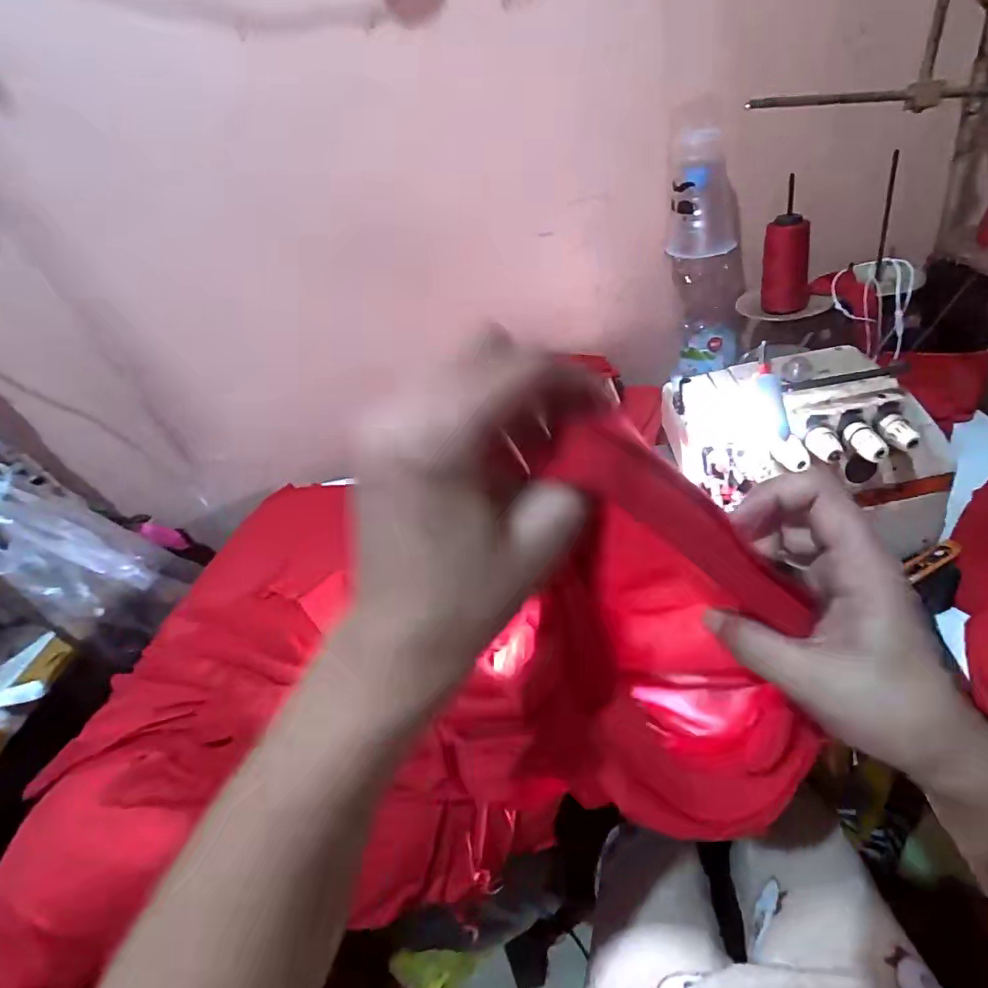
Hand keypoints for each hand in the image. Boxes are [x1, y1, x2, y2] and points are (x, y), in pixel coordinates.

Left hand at [334, 336, 598, 715]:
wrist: (399, 636)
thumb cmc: (472, 597)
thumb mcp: (544, 537)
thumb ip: (576, 470)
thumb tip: (589, 433)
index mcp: (438, 436)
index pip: (518, 369)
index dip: (573, 380)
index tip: (606, 406)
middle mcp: (400, 409)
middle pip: (488, 351)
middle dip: (542, 381)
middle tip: (574, 422)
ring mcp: (383, 416)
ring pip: (466, 366)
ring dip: (513, 392)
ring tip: (542, 440)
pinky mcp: (380, 431)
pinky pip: (444, 390)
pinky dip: (484, 406)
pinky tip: (504, 449)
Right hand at [704, 471, 987, 787]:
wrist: (932, 740)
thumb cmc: (881, 703)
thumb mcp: (807, 676)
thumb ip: (753, 642)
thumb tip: (707, 615)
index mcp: (860, 561)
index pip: (818, 490)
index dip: (772, 495)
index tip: (737, 531)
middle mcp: (856, 558)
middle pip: (805, 510)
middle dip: (759, 524)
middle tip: (723, 558)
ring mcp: (851, 579)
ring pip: (800, 541)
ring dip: (762, 552)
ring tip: (728, 580)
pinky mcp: (843, 602)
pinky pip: (801, 573)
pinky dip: (772, 579)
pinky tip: (747, 602)